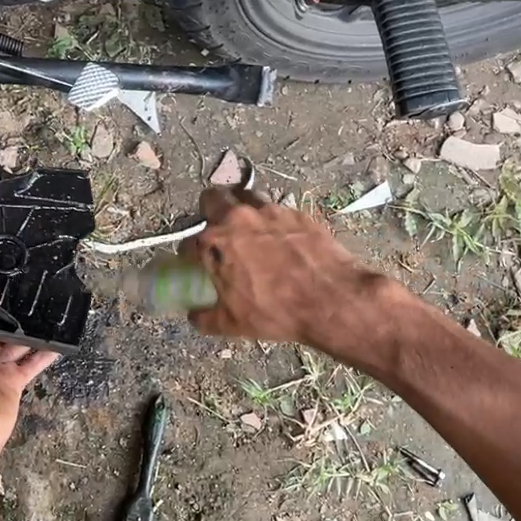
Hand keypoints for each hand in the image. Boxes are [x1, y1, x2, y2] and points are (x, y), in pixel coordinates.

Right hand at [180, 187, 406, 356]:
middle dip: (209, 212)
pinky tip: (280, 238)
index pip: (187, 243)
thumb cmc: (276, 312)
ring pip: (245, 197)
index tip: (195, 263)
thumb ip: (205, 317)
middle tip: (218, 231)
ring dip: (241, 208)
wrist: (332, 300)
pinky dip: (272, 220)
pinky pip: (276, 209)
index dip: (189, 254)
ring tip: (249, 229)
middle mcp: (236, 218)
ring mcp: (268, 211)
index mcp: (213, 243)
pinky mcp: (296, 213)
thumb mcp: (231, 324)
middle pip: (211, 199)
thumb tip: (194, 316)